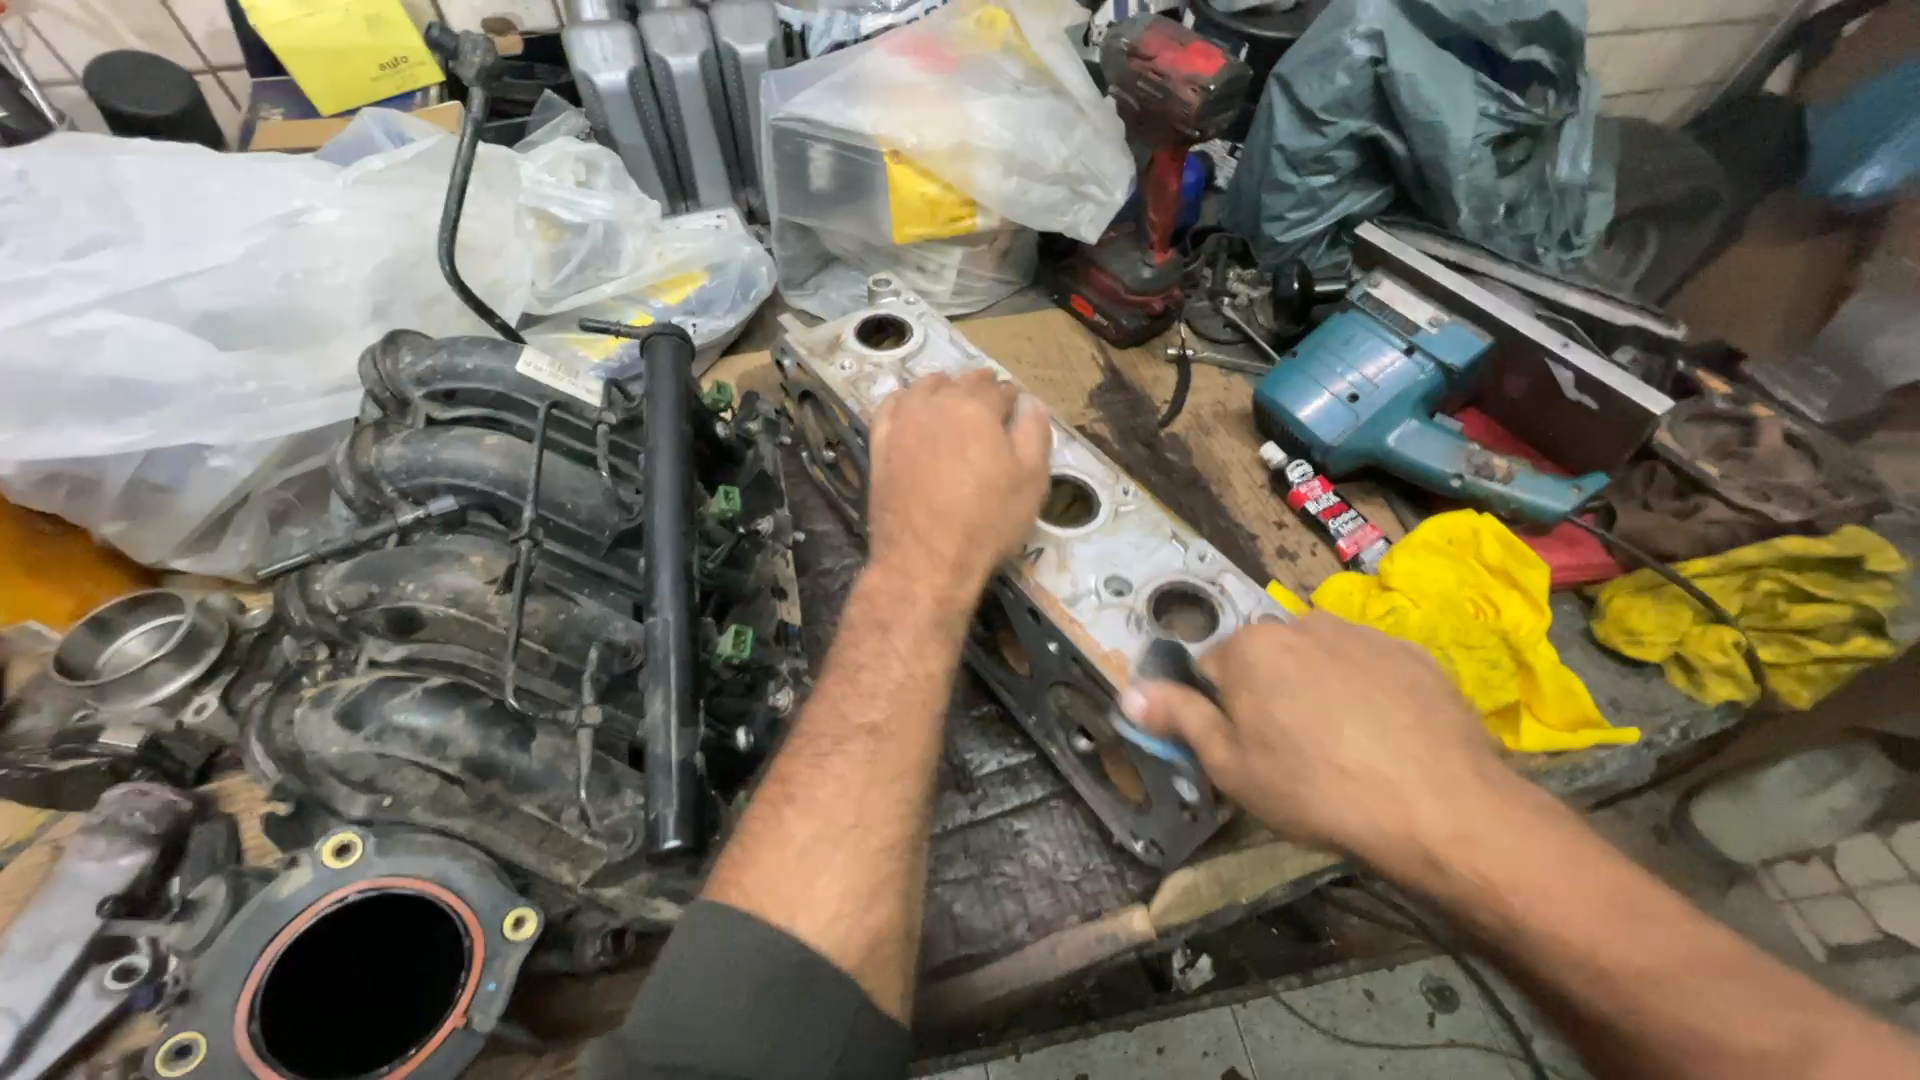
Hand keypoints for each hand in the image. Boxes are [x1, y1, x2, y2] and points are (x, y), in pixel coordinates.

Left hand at [864, 369, 1051, 604]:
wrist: (925, 559)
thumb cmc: (987, 522)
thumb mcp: (1031, 480)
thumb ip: (1034, 432)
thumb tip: (1030, 401)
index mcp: (978, 408)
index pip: (1001, 390)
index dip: (1012, 398)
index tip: (1017, 407)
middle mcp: (938, 404)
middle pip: (962, 382)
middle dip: (980, 386)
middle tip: (990, 398)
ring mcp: (904, 422)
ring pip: (925, 387)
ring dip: (943, 387)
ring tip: (952, 397)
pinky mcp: (880, 444)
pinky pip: (891, 406)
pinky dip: (906, 400)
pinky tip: (912, 407)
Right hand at [1122, 612, 1511, 868]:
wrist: (1438, 804)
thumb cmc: (1315, 788)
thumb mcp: (1229, 766)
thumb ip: (1177, 719)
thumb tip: (1127, 693)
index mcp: (1248, 648)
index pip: (1209, 671)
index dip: (1220, 713)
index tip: (1244, 751)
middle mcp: (1299, 623)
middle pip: (1264, 660)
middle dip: (1266, 695)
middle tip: (1290, 753)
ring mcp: (1360, 633)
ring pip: (1316, 660)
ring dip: (1314, 689)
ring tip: (1342, 746)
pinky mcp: (1410, 652)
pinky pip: (1368, 666)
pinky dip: (1365, 691)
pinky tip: (1382, 736)